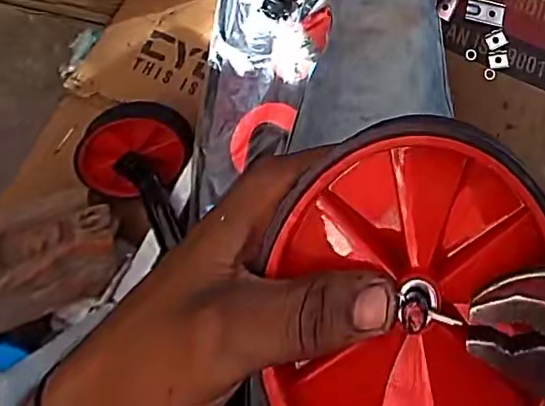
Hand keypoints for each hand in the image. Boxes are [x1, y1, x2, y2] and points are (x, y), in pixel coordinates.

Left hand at [41, 148, 395, 405]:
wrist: (111, 400)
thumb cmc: (149, 347)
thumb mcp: (229, 323)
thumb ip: (301, 309)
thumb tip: (380, 294)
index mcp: (257, 200)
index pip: (329, 162)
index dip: (375, 171)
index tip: (424, 196)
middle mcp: (268, 221)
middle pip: (340, 209)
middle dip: (384, 230)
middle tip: (433, 257)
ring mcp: (271, 263)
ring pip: (337, 254)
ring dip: (372, 273)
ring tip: (417, 291)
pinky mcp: (272, 303)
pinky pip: (325, 296)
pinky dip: (352, 309)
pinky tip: (376, 329)